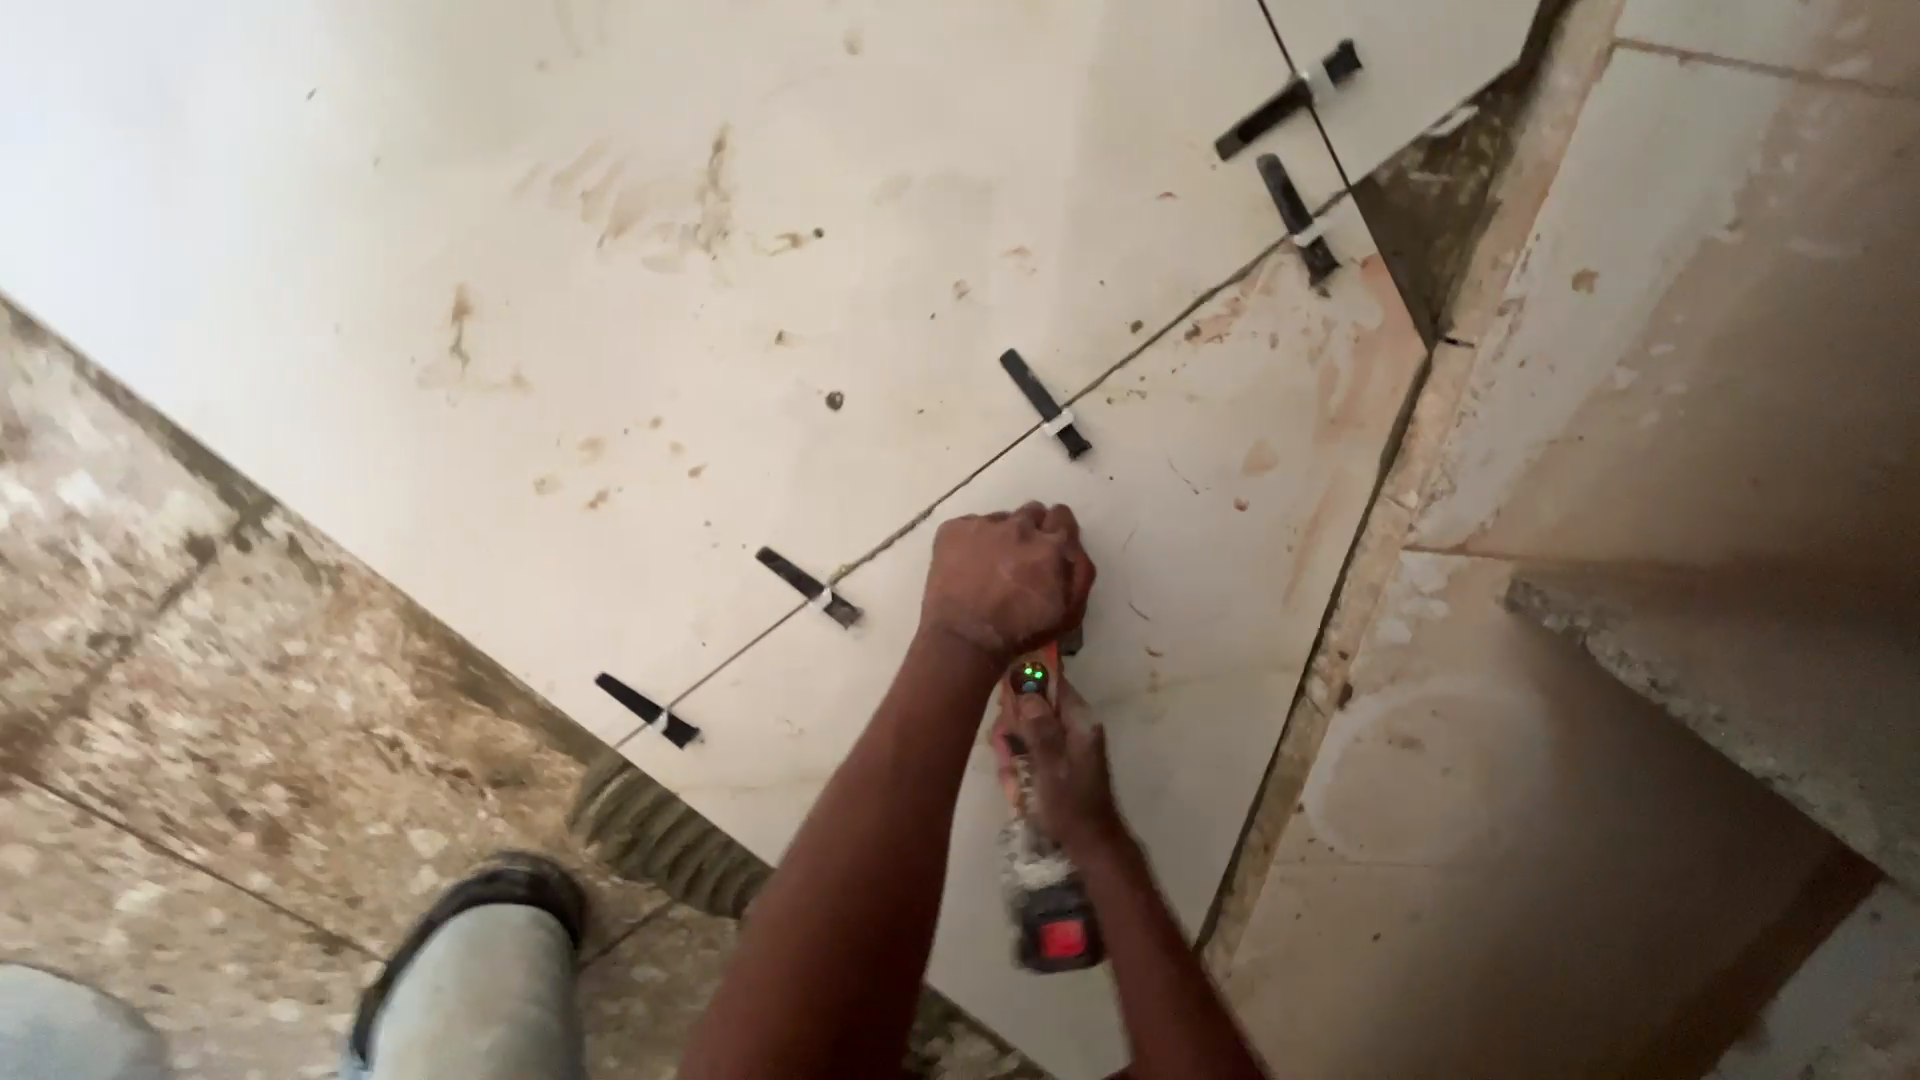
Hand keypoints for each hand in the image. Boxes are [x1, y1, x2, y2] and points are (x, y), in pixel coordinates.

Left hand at [919, 503, 1095, 666]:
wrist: (963, 638)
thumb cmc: (1019, 631)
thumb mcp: (1068, 613)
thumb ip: (1081, 573)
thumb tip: (1074, 546)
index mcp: (1050, 545)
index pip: (1062, 517)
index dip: (1057, 531)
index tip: (1048, 546)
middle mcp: (1019, 526)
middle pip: (1032, 512)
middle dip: (1031, 530)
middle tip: (1020, 557)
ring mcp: (983, 525)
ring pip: (1000, 518)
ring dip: (1001, 535)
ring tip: (990, 563)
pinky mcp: (953, 529)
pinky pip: (969, 525)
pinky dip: (971, 540)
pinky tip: (967, 564)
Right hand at [993, 678, 1126, 856]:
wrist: (1089, 843)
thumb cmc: (1072, 807)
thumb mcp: (1052, 767)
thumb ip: (1040, 730)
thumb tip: (1027, 694)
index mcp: (1079, 720)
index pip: (1053, 682)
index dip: (1026, 683)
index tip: (1005, 703)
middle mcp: (1074, 725)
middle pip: (1034, 704)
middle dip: (1013, 726)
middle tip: (1003, 749)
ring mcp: (1065, 742)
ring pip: (1027, 728)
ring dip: (1012, 748)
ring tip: (1010, 776)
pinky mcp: (1056, 758)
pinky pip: (1030, 748)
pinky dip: (1018, 762)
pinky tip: (1015, 784)